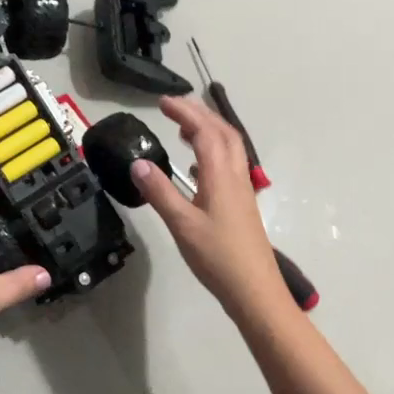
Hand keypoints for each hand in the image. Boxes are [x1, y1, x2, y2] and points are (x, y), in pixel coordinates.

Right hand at [131, 94, 283, 320]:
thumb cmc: (218, 257)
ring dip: (209, 129)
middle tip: (172, 107)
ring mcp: (241, 190)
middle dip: (199, 113)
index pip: (205, 132)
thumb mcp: (182, 225)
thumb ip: (160, 192)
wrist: (255, 292)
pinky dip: (212, 151)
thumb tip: (137, 162)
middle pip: (223, 133)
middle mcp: (235, 176)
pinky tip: (196, 166)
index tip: (162, 102)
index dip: (185, 112)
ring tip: (183, 128)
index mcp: (221, 176)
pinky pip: (229, 163)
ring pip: (230, 147)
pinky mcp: (241, 204)